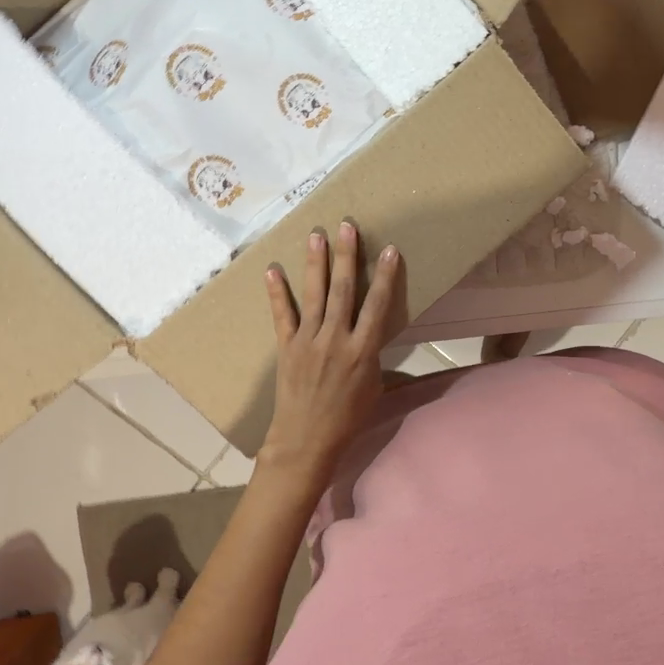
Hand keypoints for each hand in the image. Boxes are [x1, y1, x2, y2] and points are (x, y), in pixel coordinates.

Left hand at [259, 221, 401, 488]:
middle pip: (344, 290)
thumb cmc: (349, 417)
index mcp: (363, 350)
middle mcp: (337, 339)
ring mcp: (309, 341)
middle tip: (347, 226)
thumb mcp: (375, 387)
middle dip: (347, 256)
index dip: (385, 276)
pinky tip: (273, 270)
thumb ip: (374, 356)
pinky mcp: (287, 347)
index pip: (378, 305)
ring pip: (315, 295)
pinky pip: (282, 315)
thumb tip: (374, 337)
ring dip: (316, 263)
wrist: (308, 439)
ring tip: (316, 235)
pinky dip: (277, 293)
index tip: (390, 249)